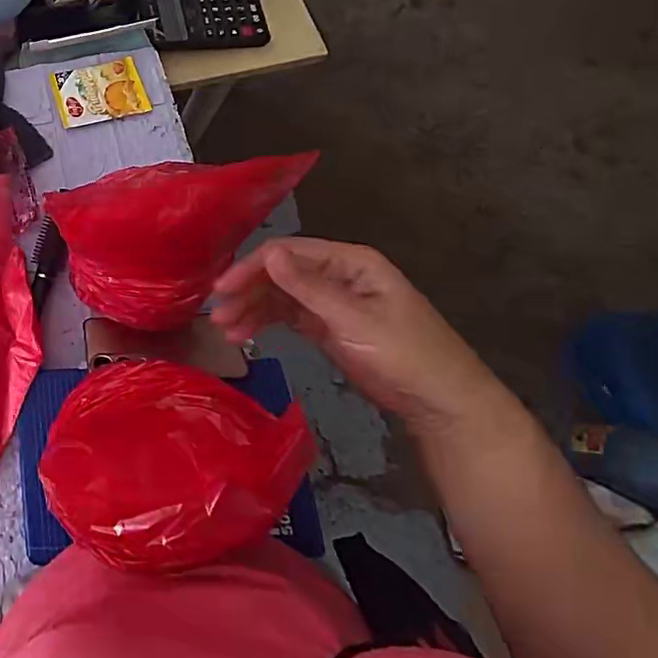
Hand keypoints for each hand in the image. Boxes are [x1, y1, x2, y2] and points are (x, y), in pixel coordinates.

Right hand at [210, 237, 513, 434]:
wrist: (441, 404)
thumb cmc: (405, 355)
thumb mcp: (354, 320)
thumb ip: (308, 287)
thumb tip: (267, 253)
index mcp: (350, 262)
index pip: (289, 253)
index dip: (252, 267)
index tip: (222, 290)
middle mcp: (336, 276)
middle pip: (280, 273)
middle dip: (247, 291)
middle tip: (217, 314)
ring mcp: (331, 302)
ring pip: (279, 296)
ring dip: (251, 309)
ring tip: (224, 330)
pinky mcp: (327, 327)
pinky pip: (287, 317)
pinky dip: (265, 324)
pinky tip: (244, 335)